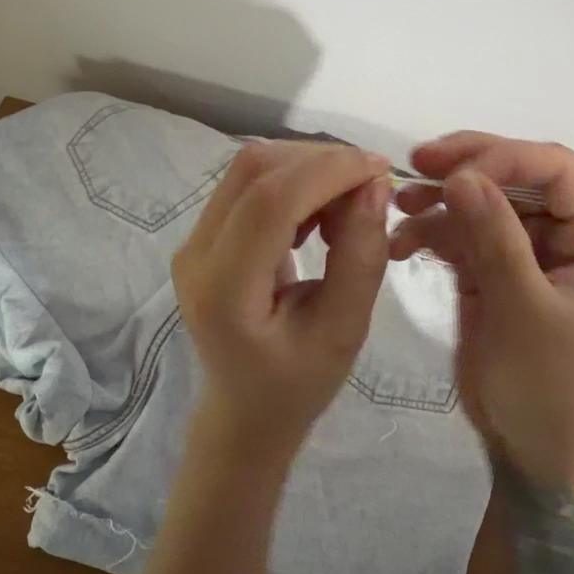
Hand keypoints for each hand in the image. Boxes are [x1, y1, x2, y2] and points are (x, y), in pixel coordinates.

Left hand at [172, 141, 391, 459]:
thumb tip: (374, 186)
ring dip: (308, 170)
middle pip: (254, 170)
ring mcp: (193, 241)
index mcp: (224, 291)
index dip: (328, 171)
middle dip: (320, 163)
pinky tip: (319, 217)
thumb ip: (359, 258)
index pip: (269, 202)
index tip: (380, 170)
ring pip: (250, 169)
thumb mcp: (343, 331)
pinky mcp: (203, 235)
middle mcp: (196, 255)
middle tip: (369, 189)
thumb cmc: (298, 384)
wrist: (246, 410)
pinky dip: (293, 183)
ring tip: (346, 208)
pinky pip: (248, 185)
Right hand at [390, 133, 573, 492]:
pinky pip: (466, 235)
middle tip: (412, 167)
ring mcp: (534, 252)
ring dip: (441, 201)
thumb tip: (461, 174)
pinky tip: (402, 246)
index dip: (503, 157)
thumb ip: (496, 239)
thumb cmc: (549, 388)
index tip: (448, 169)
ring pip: (487, 201)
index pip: (558, 169)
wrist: (535, 454)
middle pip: (518, 177)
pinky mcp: (499, 271)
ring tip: (397, 209)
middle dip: (466, 171)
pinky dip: (433, 234)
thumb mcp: (524, 311)